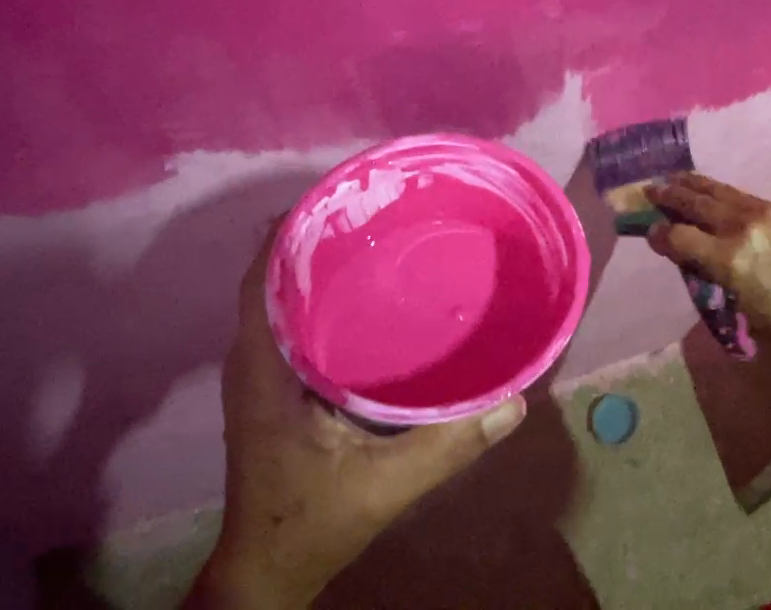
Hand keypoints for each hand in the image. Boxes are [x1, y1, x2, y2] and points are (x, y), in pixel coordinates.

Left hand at [189, 234, 526, 607]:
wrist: (267, 572)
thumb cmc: (313, 522)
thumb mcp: (386, 485)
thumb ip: (449, 444)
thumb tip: (516, 399)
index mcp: (264, 369)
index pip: (262, 278)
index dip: (292, 231)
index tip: (345, 198)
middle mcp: (255, 360)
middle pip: (275, 275)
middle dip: (319, 237)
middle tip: (382, 211)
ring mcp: (262, 373)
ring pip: (284, 296)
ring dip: (321, 265)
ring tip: (382, 238)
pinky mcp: (278, 385)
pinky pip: (295, 320)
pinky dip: (324, 295)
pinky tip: (373, 293)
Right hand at [645, 174, 770, 351]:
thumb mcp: (732, 301)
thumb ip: (703, 270)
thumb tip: (678, 247)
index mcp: (728, 260)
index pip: (679, 236)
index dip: (659, 233)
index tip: (648, 231)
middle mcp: (741, 228)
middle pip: (694, 203)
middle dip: (668, 196)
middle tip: (649, 190)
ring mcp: (761, 213)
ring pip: (716, 190)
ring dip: (691, 184)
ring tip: (672, 178)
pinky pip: (738, 194)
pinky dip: (717, 191)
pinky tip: (706, 190)